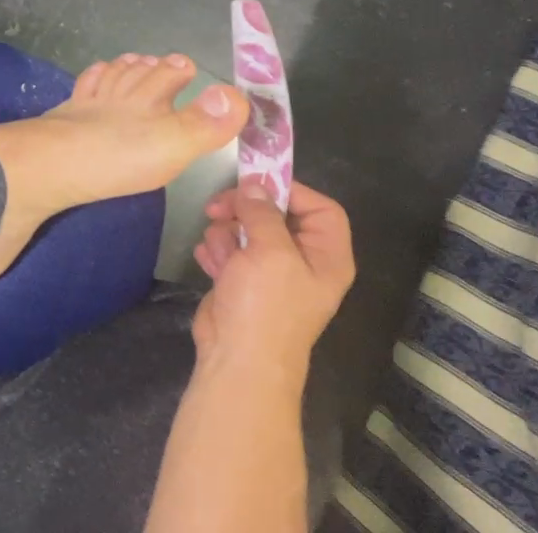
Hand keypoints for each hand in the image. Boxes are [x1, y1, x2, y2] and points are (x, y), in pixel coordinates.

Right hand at [191, 181, 354, 381]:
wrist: (239, 353)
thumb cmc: (266, 304)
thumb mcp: (269, 252)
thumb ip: (262, 213)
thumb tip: (254, 184)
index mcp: (325, 255)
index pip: (321, 208)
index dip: (289, 191)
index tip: (251, 183)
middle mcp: (301, 259)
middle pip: (274, 214)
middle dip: (243, 210)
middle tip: (215, 208)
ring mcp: (270, 270)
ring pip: (244, 229)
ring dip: (224, 234)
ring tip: (220, 254)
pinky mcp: (241, 277)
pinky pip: (227, 248)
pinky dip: (215, 252)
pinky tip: (211, 265)